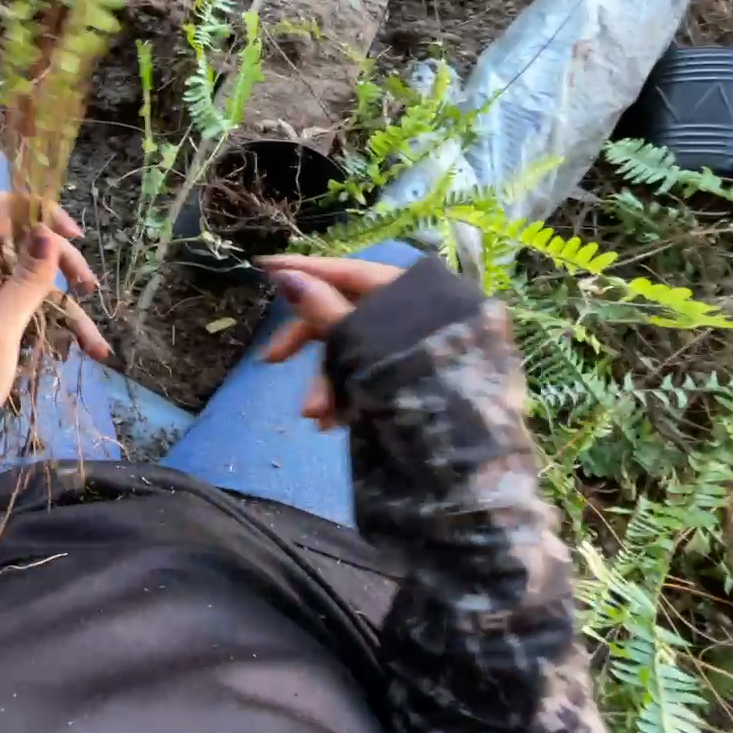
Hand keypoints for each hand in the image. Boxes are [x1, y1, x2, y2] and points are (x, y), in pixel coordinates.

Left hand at [0, 195, 109, 405]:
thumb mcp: (0, 327)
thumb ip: (25, 281)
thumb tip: (46, 233)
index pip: (1, 214)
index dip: (36, 214)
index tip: (68, 235)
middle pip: (29, 246)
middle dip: (62, 263)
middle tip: (88, 285)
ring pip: (41, 282)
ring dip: (71, 305)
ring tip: (94, 341)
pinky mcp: (8, 321)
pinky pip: (41, 311)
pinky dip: (64, 328)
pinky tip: (88, 350)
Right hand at [252, 254, 405, 430]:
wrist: (469, 465)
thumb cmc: (416, 393)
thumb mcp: (363, 347)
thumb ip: (323, 310)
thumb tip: (286, 276)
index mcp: (416, 298)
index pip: (349, 272)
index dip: (305, 270)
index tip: (264, 267)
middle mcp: (419, 319)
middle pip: (346, 315)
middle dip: (308, 346)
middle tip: (270, 360)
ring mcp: (418, 354)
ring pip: (354, 353)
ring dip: (326, 382)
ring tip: (314, 416)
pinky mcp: (416, 385)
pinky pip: (369, 378)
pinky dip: (345, 396)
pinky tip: (331, 423)